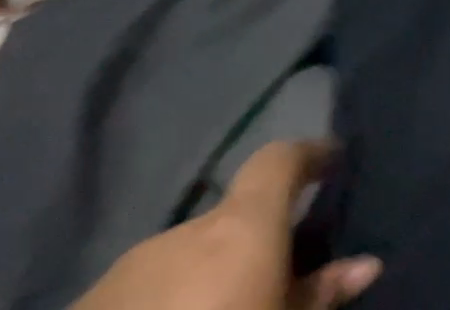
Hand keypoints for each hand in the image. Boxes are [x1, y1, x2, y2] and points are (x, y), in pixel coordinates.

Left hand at [72, 141, 379, 309]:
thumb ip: (320, 291)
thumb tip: (368, 263)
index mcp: (239, 224)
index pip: (278, 158)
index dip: (308, 154)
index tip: (331, 161)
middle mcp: (183, 230)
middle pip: (231, 215)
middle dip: (254, 236)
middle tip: (276, 269)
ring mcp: (124, 268)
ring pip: (183, 255)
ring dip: (205, 272)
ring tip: (221, 304)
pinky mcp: (81, 304)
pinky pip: (141, 289)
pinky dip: (164, 300)